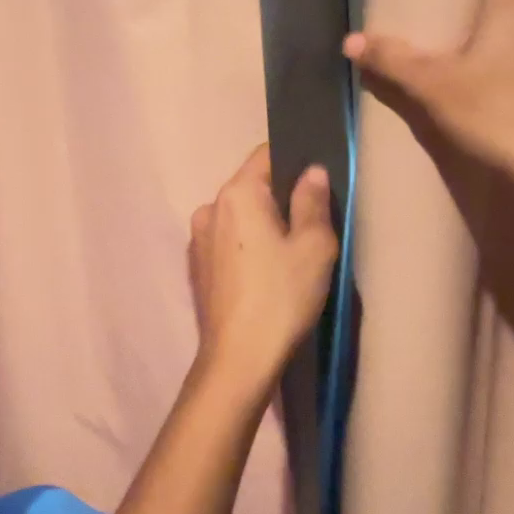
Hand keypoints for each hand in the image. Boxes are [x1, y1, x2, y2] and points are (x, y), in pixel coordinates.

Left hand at [187, 145, 338, 399]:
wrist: (238, 359)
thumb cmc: (281, 297)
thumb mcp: (314, 247)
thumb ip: (313, 202)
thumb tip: (311, 171)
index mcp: (237, 194)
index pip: (266, 155)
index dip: (295, 161)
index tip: (317, 182)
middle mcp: (209, 208)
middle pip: (251, 188)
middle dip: (280, 199)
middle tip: (311, 226)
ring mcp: (197, 240)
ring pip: (239, 218)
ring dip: (262, 227)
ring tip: (289, 256)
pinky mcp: (196, 268)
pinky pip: (227, 243)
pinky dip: (246, 249)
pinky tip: (265, 276)